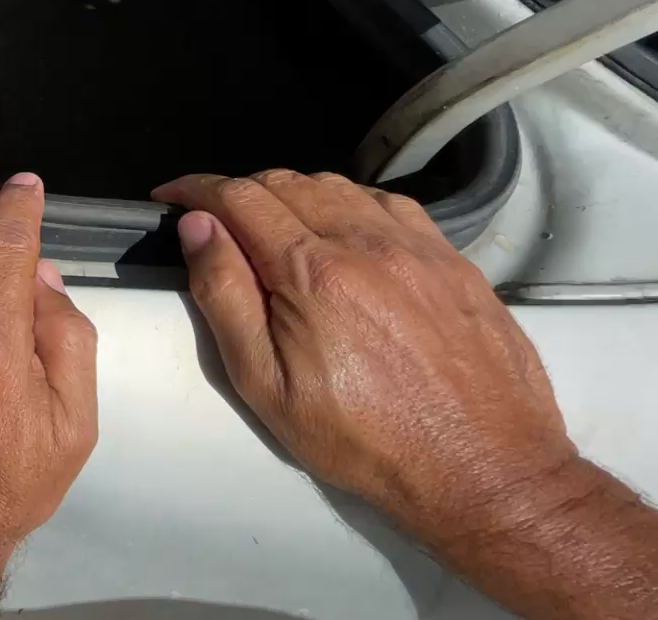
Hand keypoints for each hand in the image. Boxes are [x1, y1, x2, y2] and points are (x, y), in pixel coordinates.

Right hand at [152, 170, 577, 547]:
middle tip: (213, 220)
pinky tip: (335, 230)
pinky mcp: (453, 262)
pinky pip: (386, 203)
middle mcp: (365, 244)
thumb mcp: (261, 380)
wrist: (488, 476)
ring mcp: (417, 249)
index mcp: (312, 272)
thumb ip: (223, 293)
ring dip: (287, 193)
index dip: (194, 187)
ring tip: (269, 225)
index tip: (169, 196)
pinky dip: (344, 201)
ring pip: (333, 185)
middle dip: (235, 190)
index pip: (238, 196)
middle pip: (283, 181)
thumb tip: (197, 226)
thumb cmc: (359, 436)